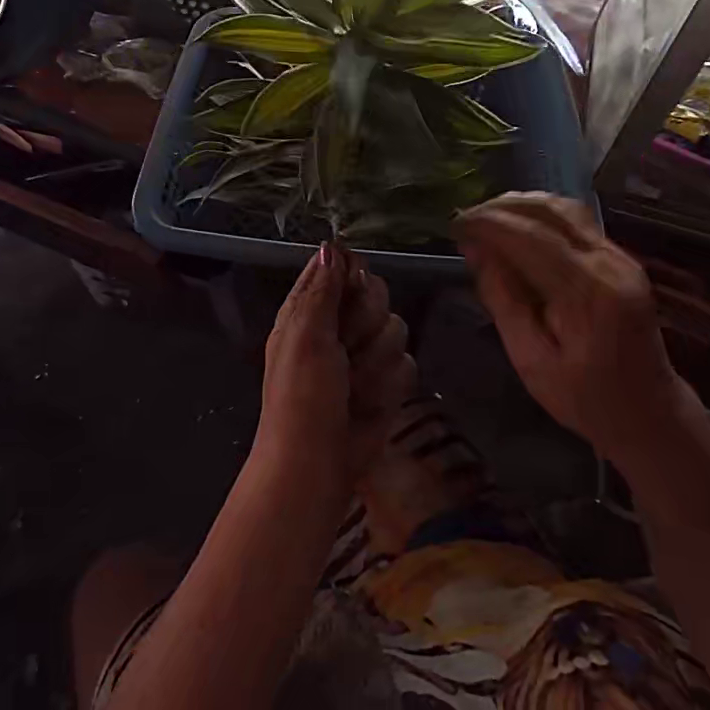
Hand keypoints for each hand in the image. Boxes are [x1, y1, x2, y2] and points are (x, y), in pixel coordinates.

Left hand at [258, 243, 416, 489]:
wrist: (319, 462)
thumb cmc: (302, 396)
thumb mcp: (305, 336)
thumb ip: (322, 290)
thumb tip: (331, 246)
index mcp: (307, 310)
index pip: (337, 269)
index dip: (349, 276)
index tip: (352, 290)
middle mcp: (337, 326)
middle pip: (376, 294)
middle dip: (366, 322)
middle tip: (346, 347)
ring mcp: (364, 354)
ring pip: (396, 329)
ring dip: (375, 361)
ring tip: (352, 385)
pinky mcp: (386, 382)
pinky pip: (406, 364)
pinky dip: (388, 385)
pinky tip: (369, 402)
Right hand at [454, 192, 692, 462]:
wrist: (651, 414)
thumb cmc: (586, 398)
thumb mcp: (530, 359)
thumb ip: (503, 299)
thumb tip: (475, 250)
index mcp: (590, 293)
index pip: (530, 236)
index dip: (487, 223)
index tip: (453, 225)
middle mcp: (611, 264)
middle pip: (549, 212)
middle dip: (499, 209)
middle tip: (463, 221)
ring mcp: (620, 258)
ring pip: (563, 209)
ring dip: (518, 207)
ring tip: (482, 221)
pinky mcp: (620, 259)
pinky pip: (573, 222)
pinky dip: (536, 217)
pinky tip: (512, 229)